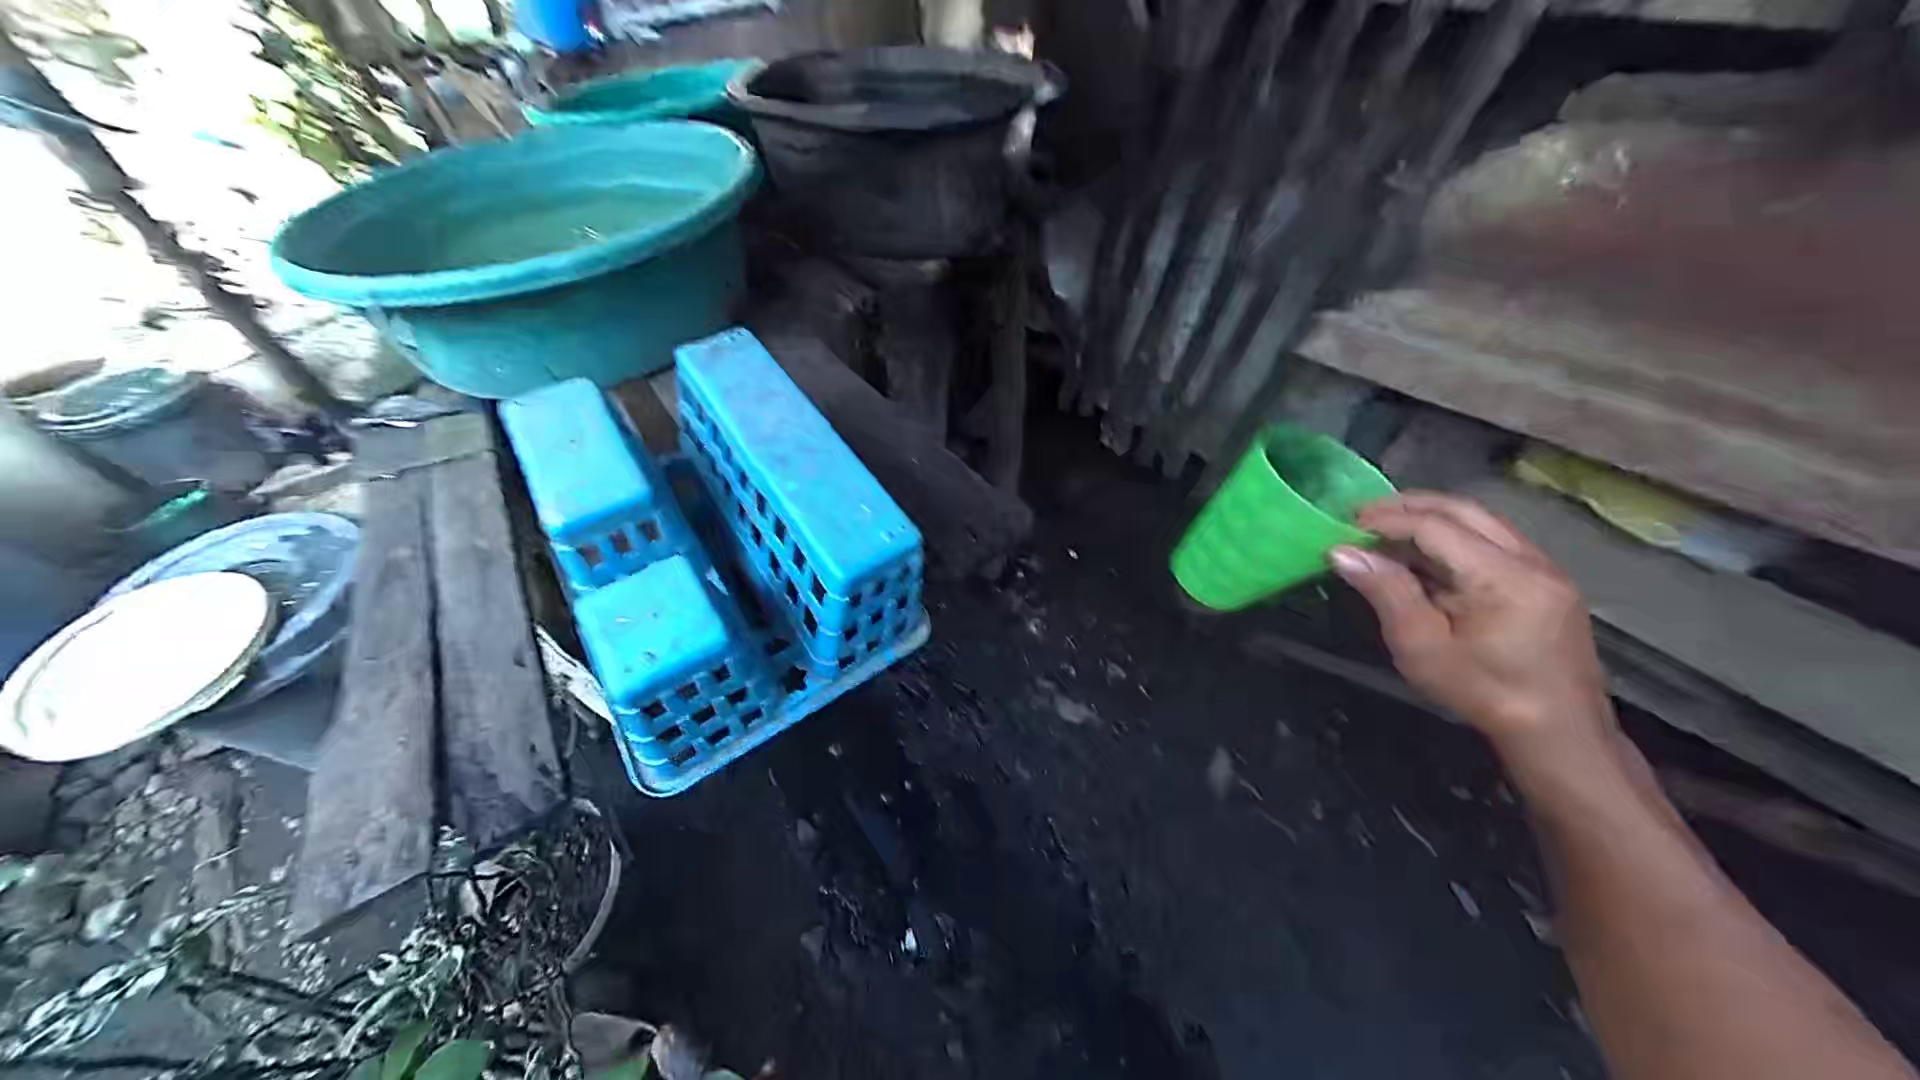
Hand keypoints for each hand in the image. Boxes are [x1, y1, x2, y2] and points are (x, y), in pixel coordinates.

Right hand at [1329, 492, 1612, 749]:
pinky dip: (1451, 537)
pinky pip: (1492, 541)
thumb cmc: (1482, 691)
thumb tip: (1342, 551)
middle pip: (1463, 511)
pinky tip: (1421, 554)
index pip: (1435, 526)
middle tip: (1361, 515)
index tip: (1345, 524)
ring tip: (1385, 530)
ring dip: (1430, 519)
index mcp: (1503, 576)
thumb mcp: (1421, 646)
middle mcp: (1531, 560)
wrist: (1558, 732)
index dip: (1386, 519)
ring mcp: (1544, 569)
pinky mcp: (1544, 581)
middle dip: (1408, 507)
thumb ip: (1386, 591)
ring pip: (1480, 522)